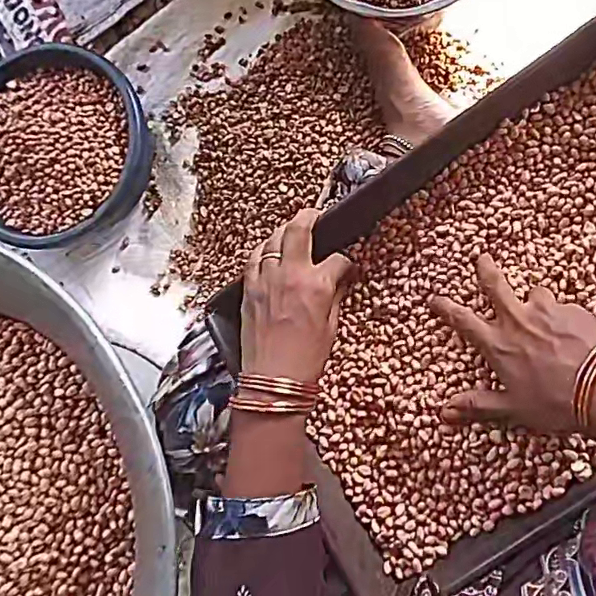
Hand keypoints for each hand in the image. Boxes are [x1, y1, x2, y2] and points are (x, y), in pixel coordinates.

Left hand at [240, 209, 356, 388]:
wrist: (273, 380)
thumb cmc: (306, 359)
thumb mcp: (332, 325)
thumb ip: (336, 294)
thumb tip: (340, 278)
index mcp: (317, 284)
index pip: (337, 259)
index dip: (345, 261)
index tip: (347, 265)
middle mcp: (290, 274)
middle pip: (299, 229)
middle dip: (310, 216)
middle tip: (316, 214)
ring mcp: (266, 279)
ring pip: (273, 238)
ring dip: (285, 230)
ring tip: (293, 230)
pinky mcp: (249, 288)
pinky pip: (254, 257)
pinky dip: (264, 249)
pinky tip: (269, 251)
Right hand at [428, 254, 595, 435]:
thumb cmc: (556, 401)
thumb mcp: (513, 408)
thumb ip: (478, 406)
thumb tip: (444, 412)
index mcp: (498, 344)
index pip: (464, 320)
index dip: (447, 308)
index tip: (436, 299)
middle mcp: (518, 320)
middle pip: (496, 285)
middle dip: (485, 270)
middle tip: (482, 258)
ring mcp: (547, 311)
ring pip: (535, 293)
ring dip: (535, 298)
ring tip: (542, 308)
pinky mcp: (574, 310)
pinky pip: (564, 308)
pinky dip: (565, 316)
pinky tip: (575, 331)